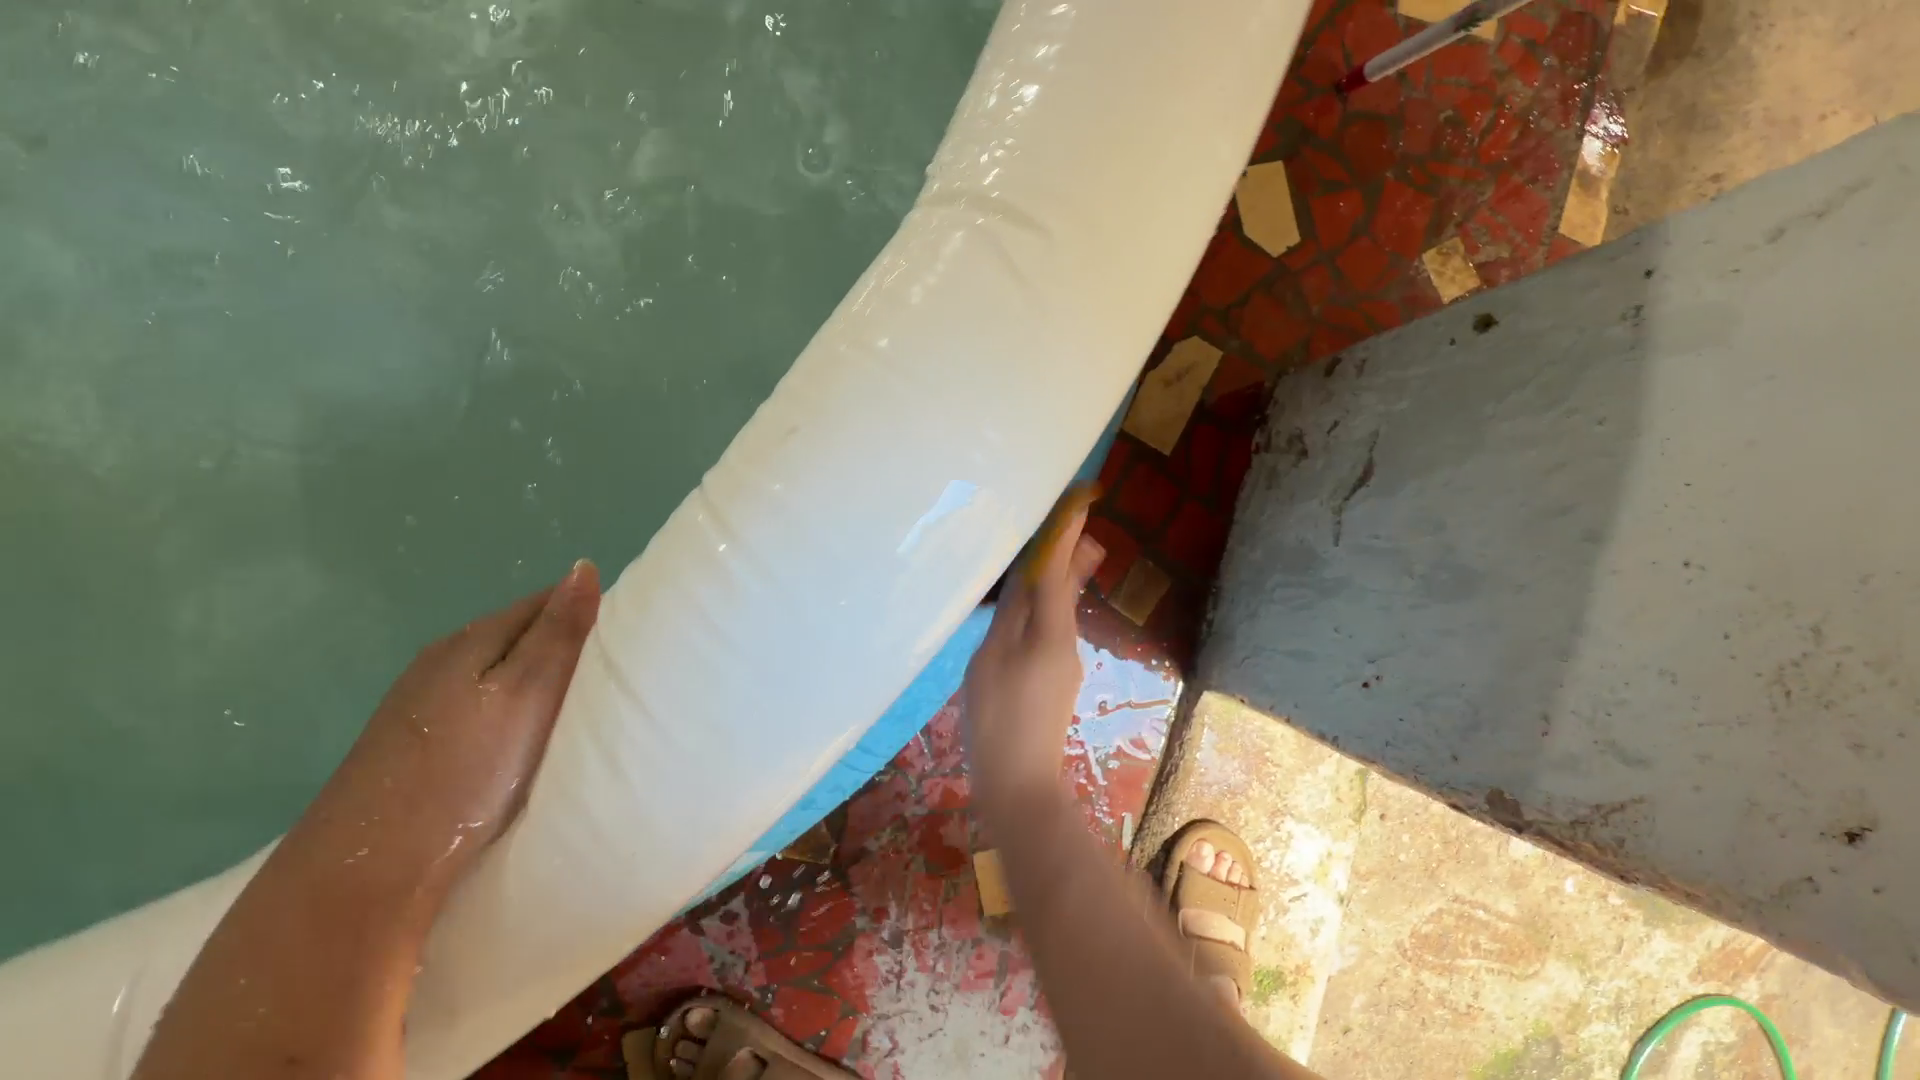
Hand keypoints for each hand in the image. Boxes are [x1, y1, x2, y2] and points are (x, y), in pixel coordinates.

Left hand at [294, 559, 601, 902]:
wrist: (371, 868)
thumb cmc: (463, 773)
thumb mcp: (526, 695)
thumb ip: (557, 633)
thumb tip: (583, 566)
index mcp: (470, 641)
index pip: (543, 603)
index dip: (587, 615)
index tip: (630, 644)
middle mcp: (441, 662)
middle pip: (519, 639)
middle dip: (566, 652)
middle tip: (616, 684)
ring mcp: (422, 706)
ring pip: (499, 678)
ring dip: (539, 687)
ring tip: (582, 715)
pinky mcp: (416, 747)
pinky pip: (481, 711)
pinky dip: (513, 717)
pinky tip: (528, 746)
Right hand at [961, 494, 1104, 815]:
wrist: (1021, 783)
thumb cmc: (998, 719)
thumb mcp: (992, 660)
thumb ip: (1012, 615)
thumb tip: (1027, 575)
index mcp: (1051, 631)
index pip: (1058, 570)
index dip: (1065, 534)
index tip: (1079, 499)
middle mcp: (1066, 641)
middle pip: (1066, 587)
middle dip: (1068, 552)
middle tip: (1069, 517)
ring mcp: (1064, 663)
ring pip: (1060, 608)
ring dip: (1055, 578)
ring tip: (1045, 551)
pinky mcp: (1055, 680)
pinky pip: (1051, 629)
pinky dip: (1043, 607)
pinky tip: (1027, 606)